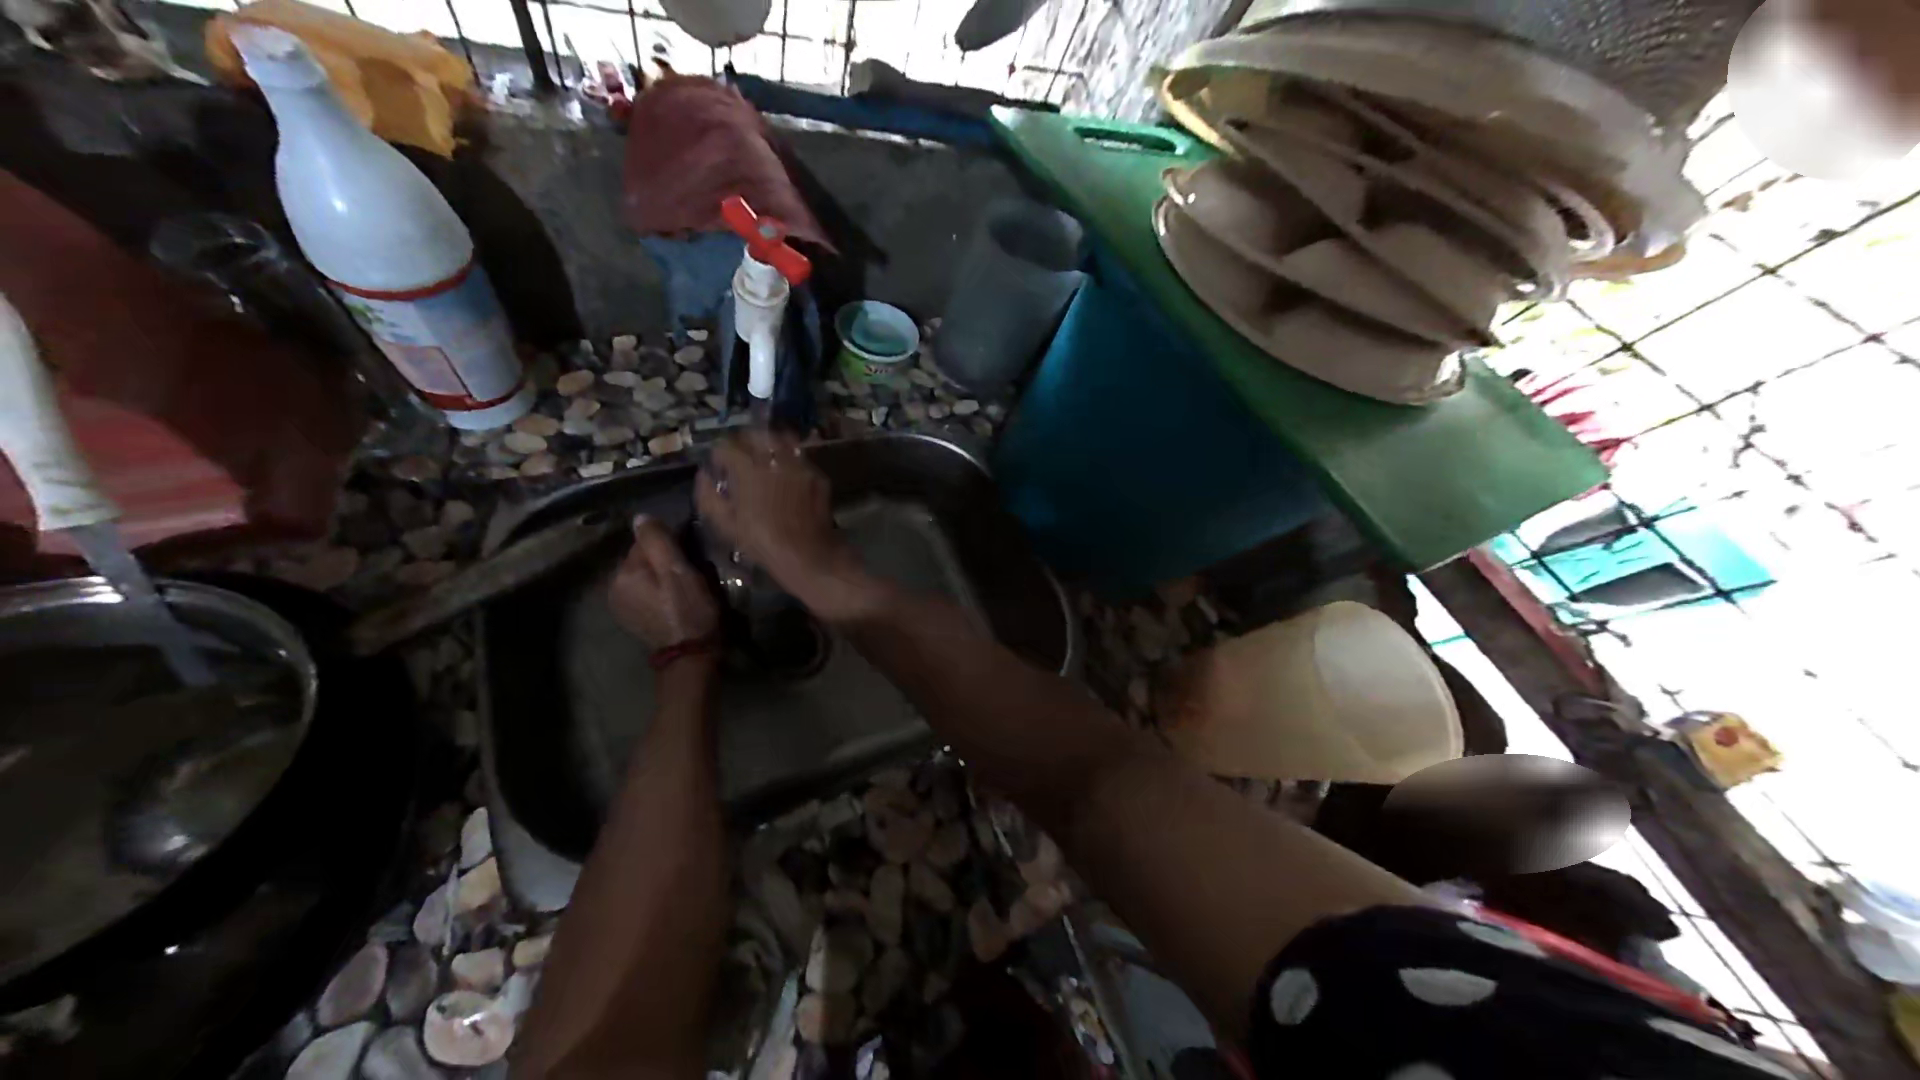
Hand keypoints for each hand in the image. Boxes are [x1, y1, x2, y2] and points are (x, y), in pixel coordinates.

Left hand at [608, 515, 719, 651]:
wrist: (690, 656)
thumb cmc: (689, 611)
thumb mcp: (678, 570)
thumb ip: (658, 541)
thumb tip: (640, 517)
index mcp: (623, 573)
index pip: (645, 542)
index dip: (671, 546)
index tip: (690, 557)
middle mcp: (614, 588)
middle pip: (644, 560)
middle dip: (665, 562)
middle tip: (691, 574)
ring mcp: (621, 606)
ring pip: (645, 577)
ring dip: (662, 578)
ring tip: (685, 589)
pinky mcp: (633, 620)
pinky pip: (646, 594)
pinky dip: (659, 593)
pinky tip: (675, 603)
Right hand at [695, 431, 854, 598]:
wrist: (805, 552)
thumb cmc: (760, 540)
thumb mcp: (724, 523)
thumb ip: (708, 495)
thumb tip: (703, 476)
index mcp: (746, 467)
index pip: (726, 445)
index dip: (719, 455)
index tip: (719, 467)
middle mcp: (774, 458)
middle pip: (756, 434)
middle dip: (745, 442)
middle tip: (742, 457)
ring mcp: (799, 463)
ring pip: (782, 440)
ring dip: (771, 444)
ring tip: (767, 459)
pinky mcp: (816, 474)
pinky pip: (800, 458)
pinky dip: (791, 460)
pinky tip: (788, 475)